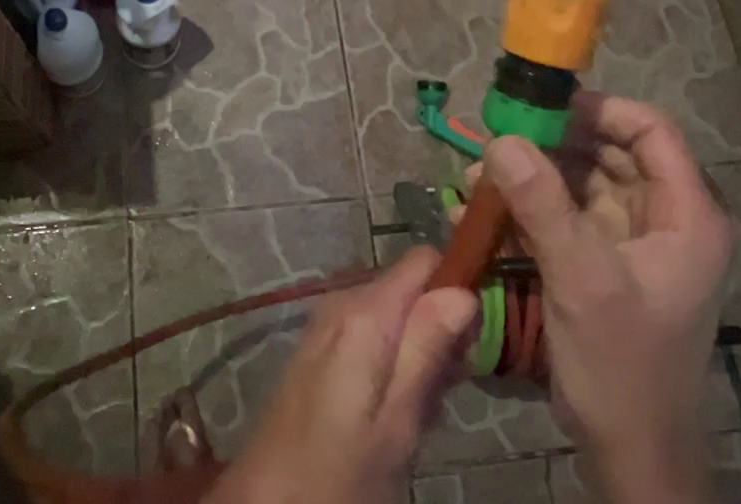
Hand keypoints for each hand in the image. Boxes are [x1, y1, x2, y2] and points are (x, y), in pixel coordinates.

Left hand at [204, 249, 477, 503]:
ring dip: (421, 353)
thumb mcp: (396, 421)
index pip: (424, 260)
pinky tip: (396, 412)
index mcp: (364, 313)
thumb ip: (427, 349)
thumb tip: (465, 290)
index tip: (473, 340)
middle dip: (441, 329)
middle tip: (448, 388)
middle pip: (412, 288)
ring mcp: (328, 324)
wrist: (267, 502)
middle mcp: (343, 302)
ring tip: (422, 410)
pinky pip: (375, 336)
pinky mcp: (322, 347)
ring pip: (397, 315)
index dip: (458, 288)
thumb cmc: (340, 470)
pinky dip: (395, 363)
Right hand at [482, 91, 732, 503]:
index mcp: (687, 215)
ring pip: (581, 183)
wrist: (629, 448)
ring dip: (531, 177)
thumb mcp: (581, 278)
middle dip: (550, 144)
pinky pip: (564, 216)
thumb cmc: (622, 363)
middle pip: (609, 153)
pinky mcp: (602, 262)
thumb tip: (501, 139)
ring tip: (478, 180)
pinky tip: (485, 212)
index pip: (650, 131)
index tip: (538, 107)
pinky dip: (528, 209)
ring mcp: (631, 241)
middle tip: (495, 142)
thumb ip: (543, 205)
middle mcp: (664, 218)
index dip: (598, 110)